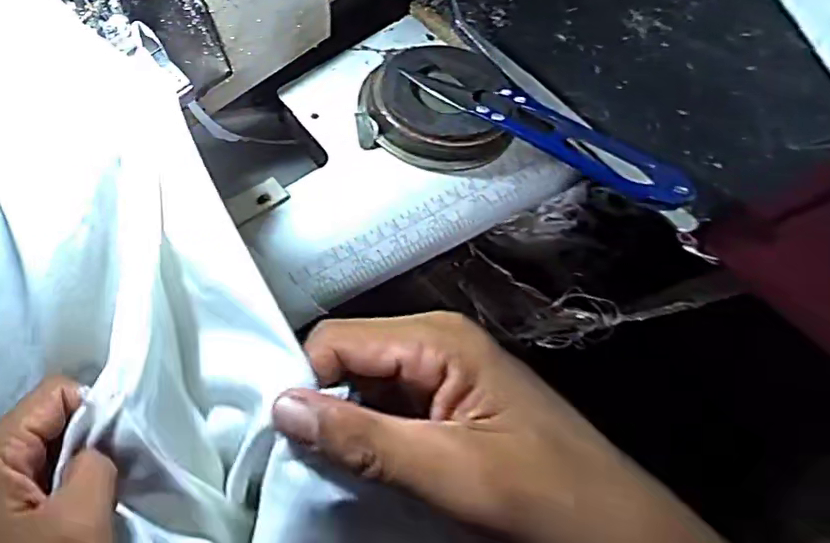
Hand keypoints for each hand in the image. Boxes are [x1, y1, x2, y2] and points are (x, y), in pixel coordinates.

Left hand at [0, 377, 118, 542]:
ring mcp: (1, 480)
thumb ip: (94, 466)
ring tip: (113, 487)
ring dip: (86, 465)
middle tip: (124, 468)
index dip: (93, 409)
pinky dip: (76, 484)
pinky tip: (95, 503)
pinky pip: (50, 476)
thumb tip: (102, 443)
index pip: (53, 393)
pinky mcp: (13, 506)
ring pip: (54, 448)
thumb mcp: (77, 523)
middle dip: (90, 439)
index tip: (125, 441)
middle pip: (53, 419)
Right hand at [272, 312, 723, 542]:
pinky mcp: (449, 402)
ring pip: (359, 385)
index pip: (334, 341)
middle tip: (327, 456)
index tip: (296, 433)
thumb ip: (366, 441)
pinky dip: (372, 435)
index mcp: (435, 338)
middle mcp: (432, 341)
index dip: (309, 382)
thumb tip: (280, 407)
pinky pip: (384, 405)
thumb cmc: (567, 510)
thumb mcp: (460, 477)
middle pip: (344, 360)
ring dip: (351, 424)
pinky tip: (381, 465)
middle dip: (330, 406)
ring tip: (355, 465)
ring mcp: (442, 370)